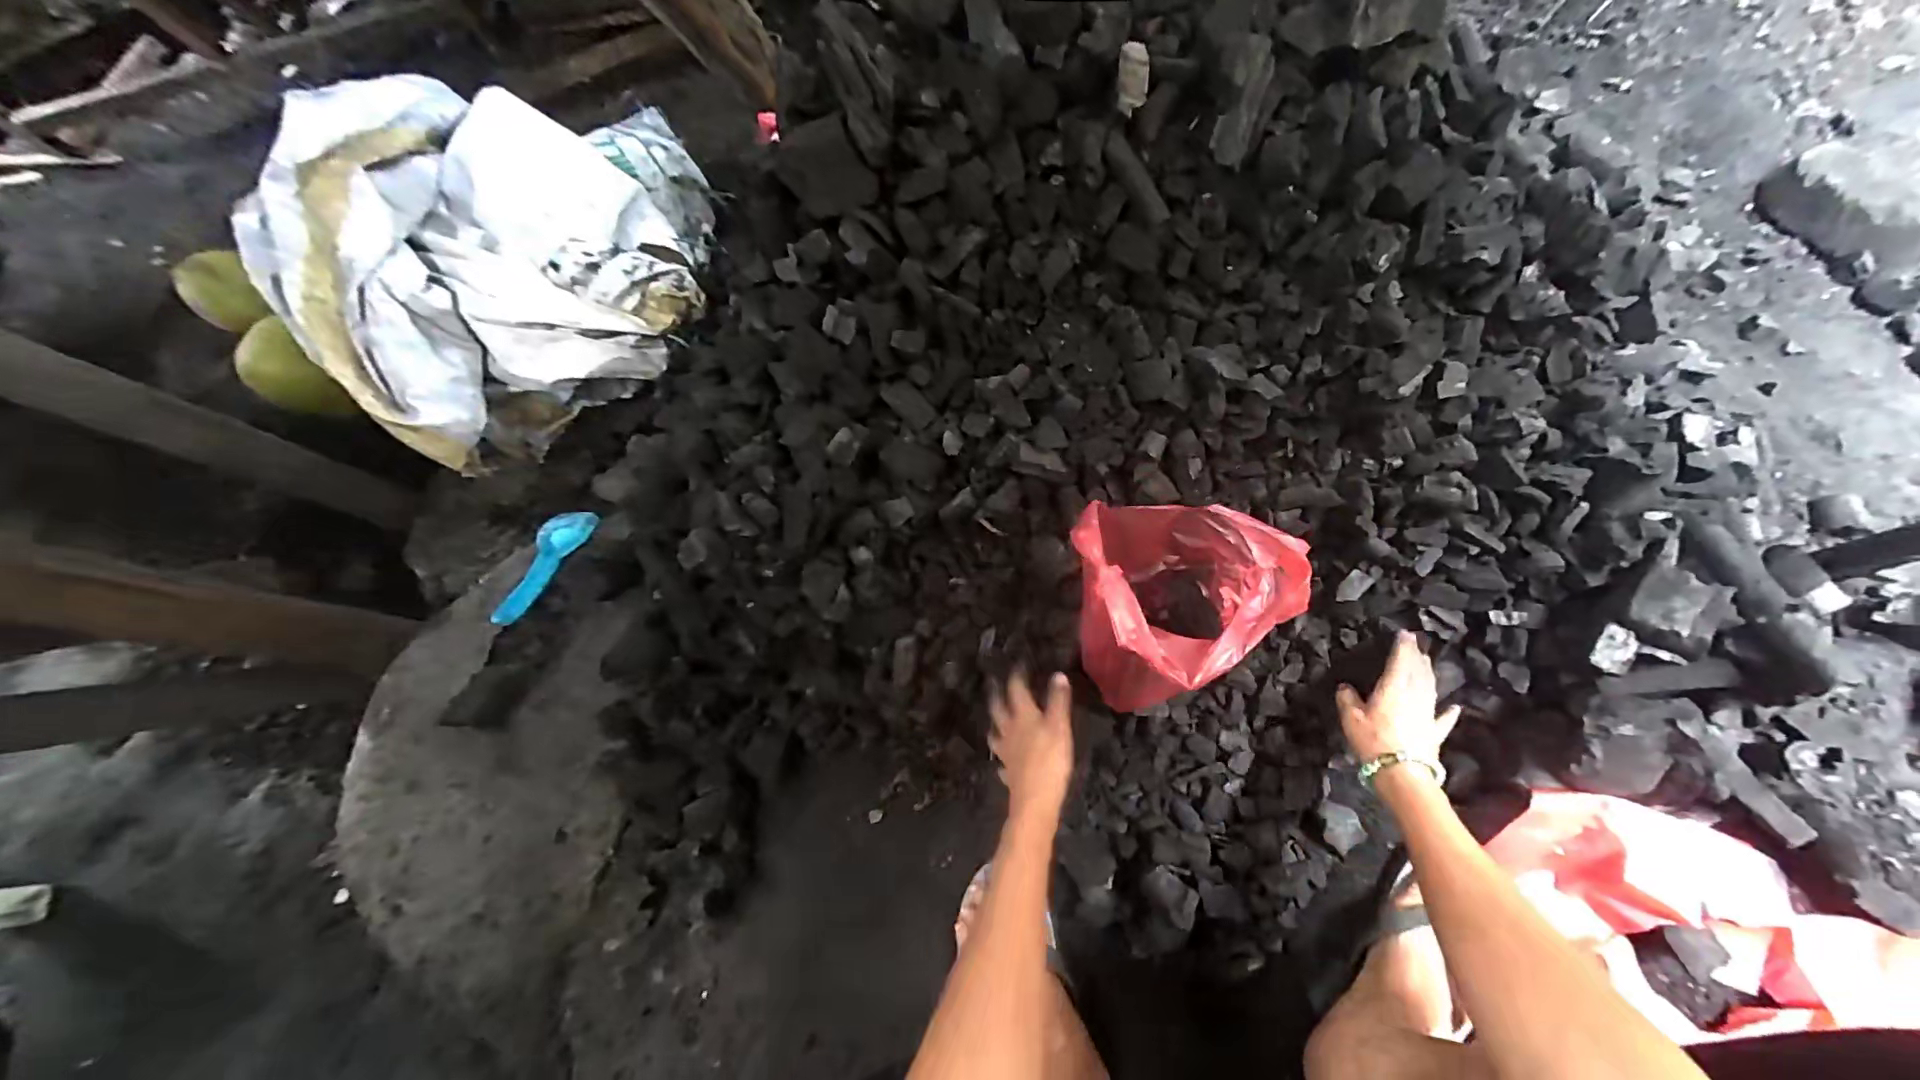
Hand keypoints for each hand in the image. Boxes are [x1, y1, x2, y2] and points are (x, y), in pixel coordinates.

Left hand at [988, 671, 1073, 821]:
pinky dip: (1002, 756)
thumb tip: (1057, 674)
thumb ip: (1058, 701)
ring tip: (995, 721)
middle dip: (996, 695)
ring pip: (995, 734)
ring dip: (995, 725)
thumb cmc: (1050, 759)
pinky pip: (1002, 761)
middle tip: (993, 684)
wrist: (1035, 800)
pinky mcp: (1009, 772)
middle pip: (998, 709)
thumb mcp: (1060, 726)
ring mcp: (1006, 752)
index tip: (1017, 665)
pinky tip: (1004, 760)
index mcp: (1022, 716)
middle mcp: (1009, 731)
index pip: (1016, 690)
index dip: (1016, 676)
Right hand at [1335, 631, 1459, 762]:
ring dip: (1429, 674)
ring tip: (1428, 663)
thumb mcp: (1351, 718)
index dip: (1403, 647)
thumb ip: (1347, 699)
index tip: (1405, 634)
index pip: (1400, 661)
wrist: (1403, 773)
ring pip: (1430, 688)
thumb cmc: (1373, 741)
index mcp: (1393, 688)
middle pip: (1418, 671)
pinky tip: (1454, 706)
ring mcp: (1428, 713)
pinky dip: (1448, 711)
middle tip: (1417, 644)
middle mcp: (1415, 695)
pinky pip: (1443, 718)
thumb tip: (1345, 687)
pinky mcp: (1435, 731)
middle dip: (1417, 657)